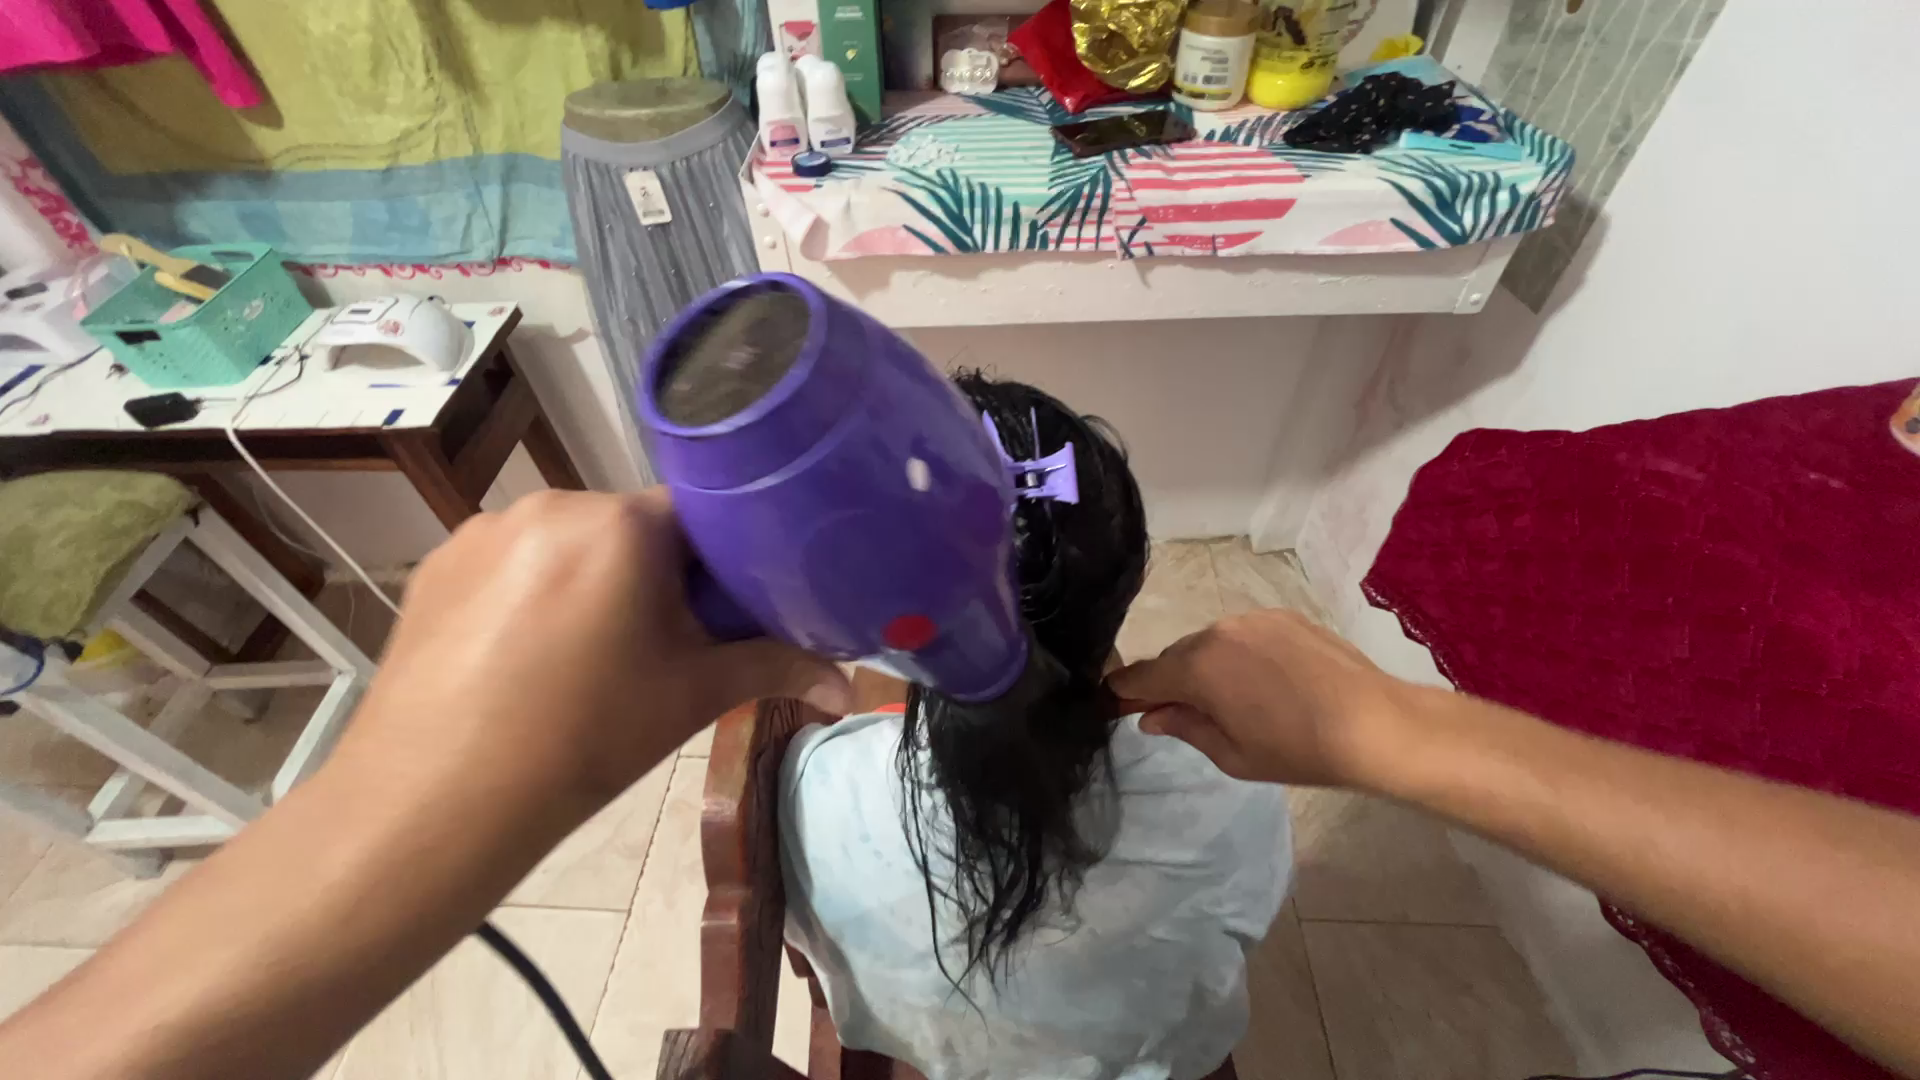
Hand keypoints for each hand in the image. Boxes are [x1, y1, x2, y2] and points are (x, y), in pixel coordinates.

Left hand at [328, 489, 852, 824]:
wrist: (436, 801)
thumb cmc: (587, 737)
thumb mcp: (695, 695)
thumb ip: (779, 670)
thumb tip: (852, 693)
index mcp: (625, 525)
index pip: (703, 513)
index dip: (726, 555)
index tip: (731, 600)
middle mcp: (555, 504)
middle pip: (637, 524)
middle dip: (662, 569)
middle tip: (670, 636)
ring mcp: (489, 528)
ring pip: (578, 538)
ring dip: (600, 575)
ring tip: (596, 646)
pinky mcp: (442, 560)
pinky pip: (519, 557)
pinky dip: (540, 586)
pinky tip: (533, 648)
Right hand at [1109, 609, 1424, 787]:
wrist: (1375, 723)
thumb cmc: (1297, 749)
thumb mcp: (1232, 755)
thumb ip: (1184, 728)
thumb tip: (1150, 717)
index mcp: (1196, 668)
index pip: (1140, 676)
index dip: (1123, 692)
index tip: (1116, 704)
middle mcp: (1214, 633)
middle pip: (1174, 657)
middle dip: (1172, 682)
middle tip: (1184, 711)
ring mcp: (1250, 619)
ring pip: (1209, 643)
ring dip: (1207, 666)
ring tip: (1236, 697)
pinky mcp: (1280, 615)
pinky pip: (1242, 633)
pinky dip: (1240, 653)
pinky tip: (1267, 679)